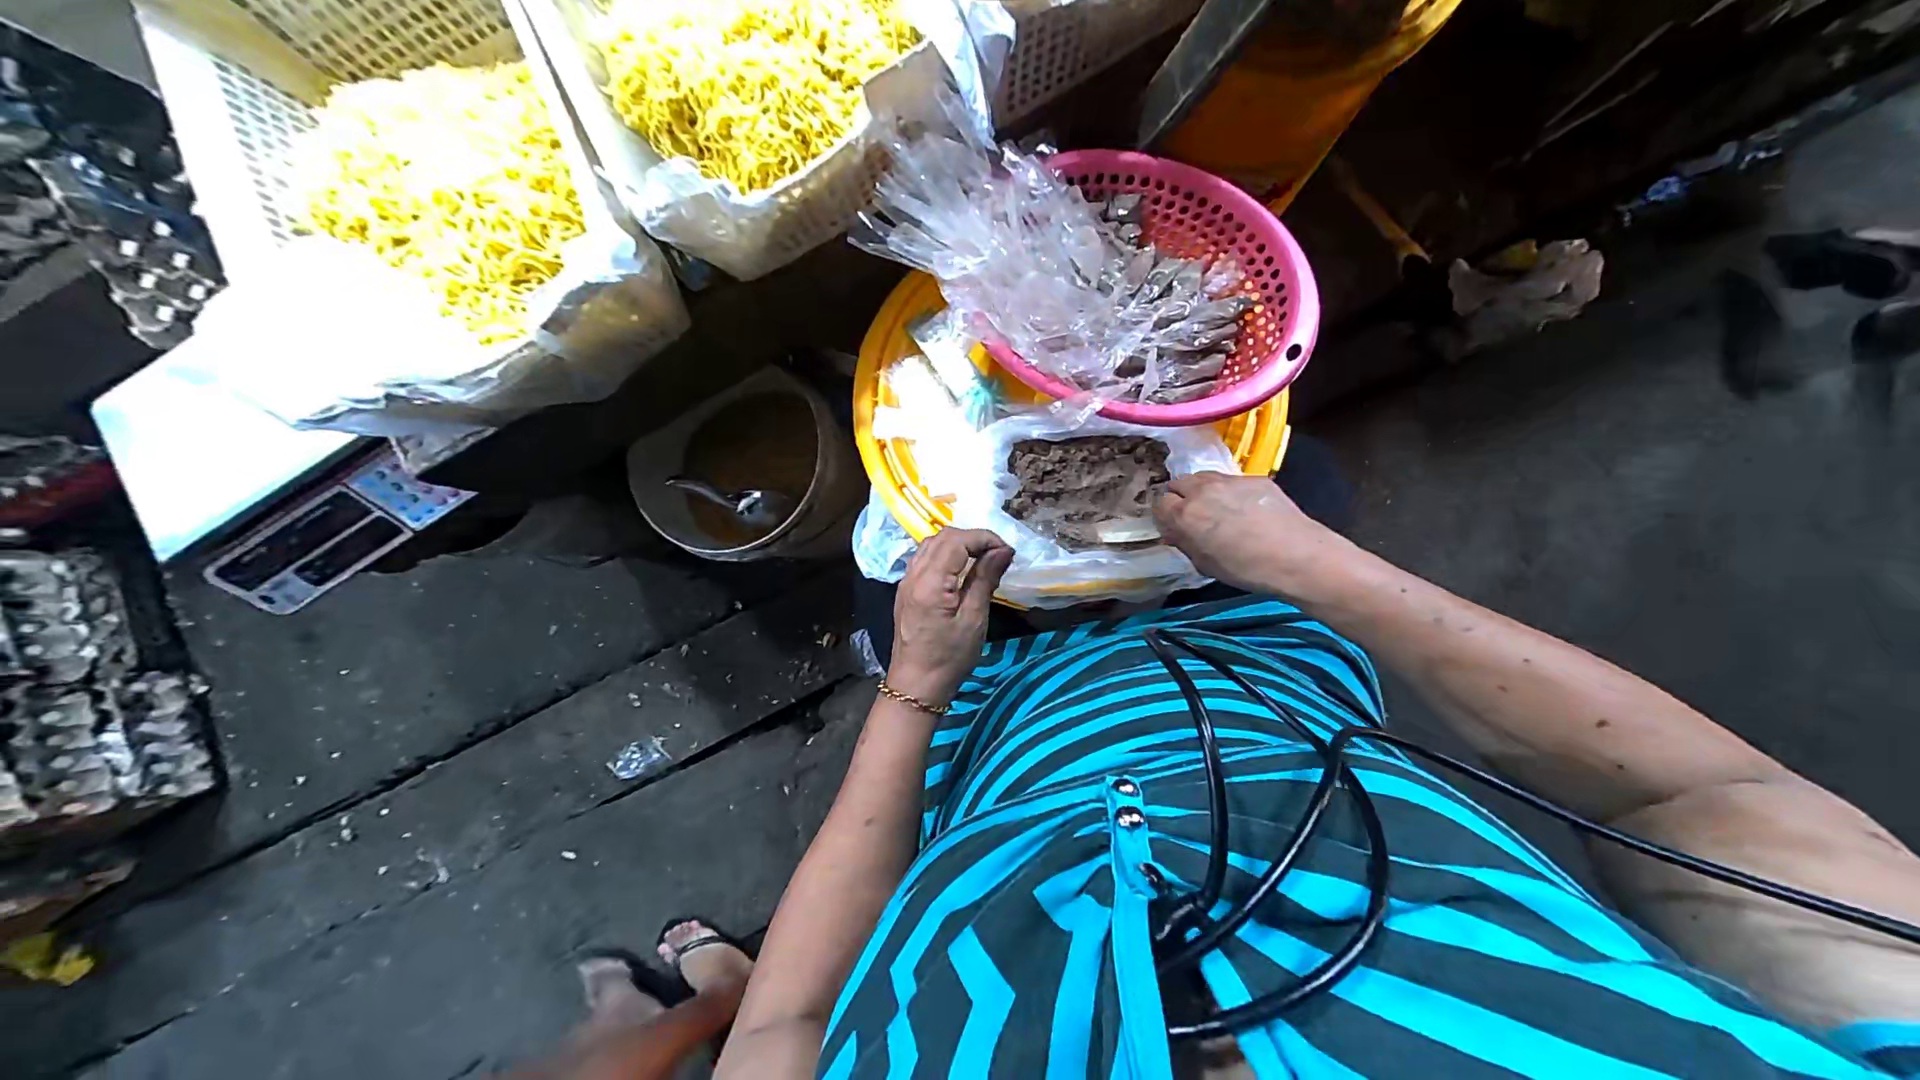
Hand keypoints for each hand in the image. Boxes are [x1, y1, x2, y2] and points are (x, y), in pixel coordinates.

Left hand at [888, 528, 1013, 706]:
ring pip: (931, 544)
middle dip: (973, 538)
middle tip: (998, 554)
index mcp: (930, 581)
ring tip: (982, 559)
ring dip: (958, 544)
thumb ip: (985, 578)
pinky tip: (961, 570)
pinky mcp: (906, 590)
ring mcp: (906, 581)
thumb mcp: (974, 619)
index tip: (1006, 552)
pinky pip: (925, 558)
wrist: (916, 685)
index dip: (984, 538)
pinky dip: (945, 554)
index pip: (957, 540)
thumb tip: (1003, 550)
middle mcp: (914, 574)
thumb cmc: (949, 657)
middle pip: (943, 536)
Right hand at [1153, 472, 1348, 594]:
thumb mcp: (1205, 564)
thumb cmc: (1245, 569)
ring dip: (1203, 490)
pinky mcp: (1254, 478)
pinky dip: (1230, 491)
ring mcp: (1230, 480)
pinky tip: (1246, 509)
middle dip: (1181, 498)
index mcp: (1185, 514)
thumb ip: (1184, 544)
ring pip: (1204, 477)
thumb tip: (1175, 533)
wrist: (1297, 556)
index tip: (1175, 527)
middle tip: (1195, 517)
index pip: (1160, 503)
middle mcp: (1202, 490)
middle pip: (1179, 484)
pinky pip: (1231, 481)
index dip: (1166, 516)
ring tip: (1218, 509)